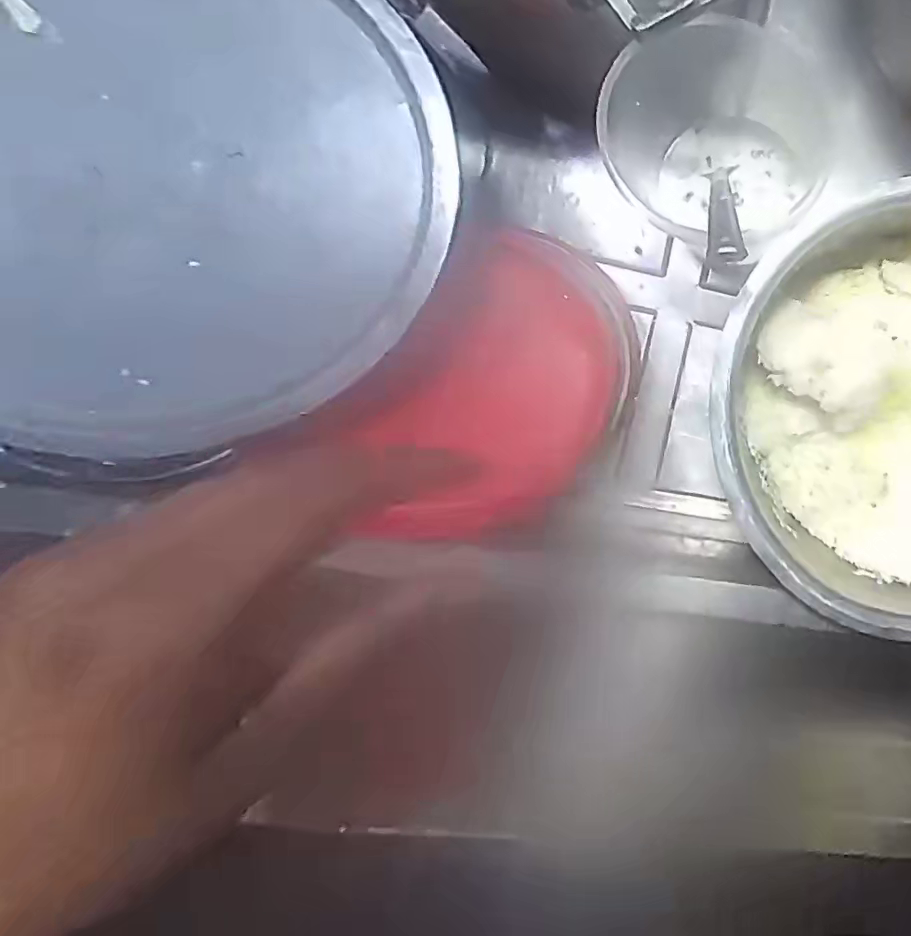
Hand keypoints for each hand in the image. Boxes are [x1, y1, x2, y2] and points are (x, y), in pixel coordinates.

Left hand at [0, 449, 469, 935]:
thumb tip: (451, 589)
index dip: (399, 472)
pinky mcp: (47, 573)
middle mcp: (103, 571)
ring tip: (386, 497)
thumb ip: (339, 665)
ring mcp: (63, 565)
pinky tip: (296, 530)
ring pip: (227, 484)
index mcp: (156, 623)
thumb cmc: (78, 842)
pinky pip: (187, 507)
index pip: (306, 501)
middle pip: (270, 476)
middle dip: (370, 464)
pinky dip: (267, 501)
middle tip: (439, 476)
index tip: (467, 469)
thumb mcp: (229, 773)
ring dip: (321, 480)